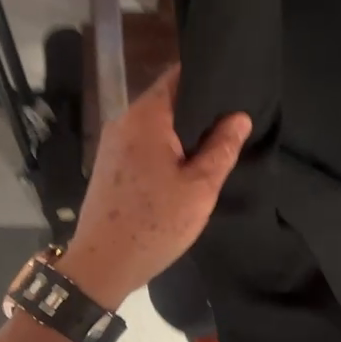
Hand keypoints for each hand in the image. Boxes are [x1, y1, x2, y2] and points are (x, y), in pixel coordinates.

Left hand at [60, 66, 251, 306]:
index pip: (177, 76)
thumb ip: (222, 148)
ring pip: (155, 125)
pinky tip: (184, 166)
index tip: (234, 87)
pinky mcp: (109, 165)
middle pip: (166, 100)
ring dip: (181, 132)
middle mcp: (123, 121)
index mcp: (145, 117)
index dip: (206, 77)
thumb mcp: (199, 189)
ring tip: (214, 144)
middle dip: (198, 108)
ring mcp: (112, 144)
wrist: (101, 265)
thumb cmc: (154, 225)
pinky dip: (164, 148)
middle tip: (233, 121)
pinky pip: (143, 144)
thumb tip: (239, 116)